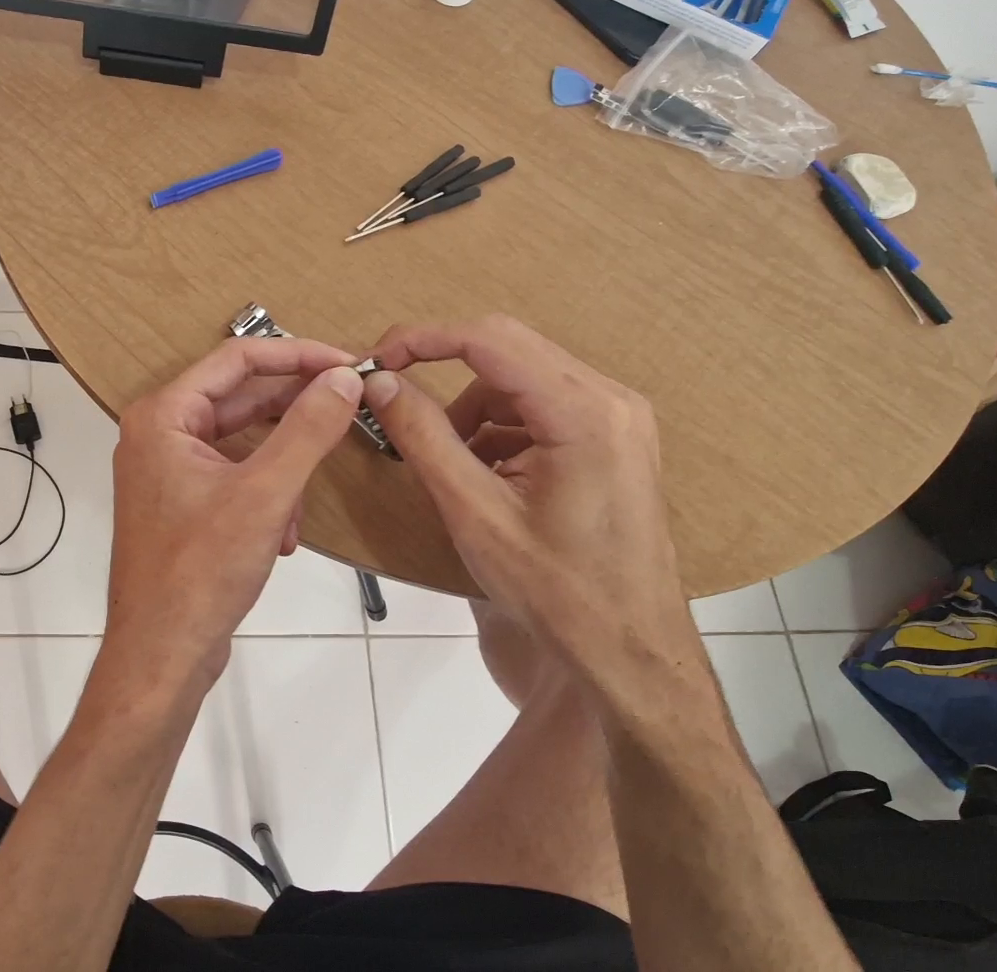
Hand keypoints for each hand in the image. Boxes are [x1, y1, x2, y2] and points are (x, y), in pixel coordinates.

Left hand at [106, 337, 362, 686]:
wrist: (162, 651)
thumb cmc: (199, 572)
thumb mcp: (264, 494)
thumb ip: (307, 430)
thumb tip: (344, 379)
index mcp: (164, 417)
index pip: (237, 359)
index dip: (298, 355)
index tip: (348, 363)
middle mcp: (159, 435)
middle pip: (240, 398)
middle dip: (295, 413)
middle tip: (350, 407)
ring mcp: (168, 471)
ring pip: (243, 444)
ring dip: (282, 469)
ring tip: (299, 505)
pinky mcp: (182, 504)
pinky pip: (235, 478)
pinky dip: (266, 497)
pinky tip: (281, 536)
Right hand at [361, 316, 690, 671]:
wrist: (623, 657)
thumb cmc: (552, 592)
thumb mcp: (473, 511)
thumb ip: (422, 437)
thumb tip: (379, 382)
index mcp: (584, 411)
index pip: (490, 339)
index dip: (423, 339)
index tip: (374, 363)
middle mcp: (610, 401)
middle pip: (506, 354)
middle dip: (444, 378)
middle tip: (393, 409)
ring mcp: (616, 424)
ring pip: (519, 384)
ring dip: (469, 413)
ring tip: (446, 468)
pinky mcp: (609, 447)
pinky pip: (539, 413)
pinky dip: (497, 434)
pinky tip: (482, 480)